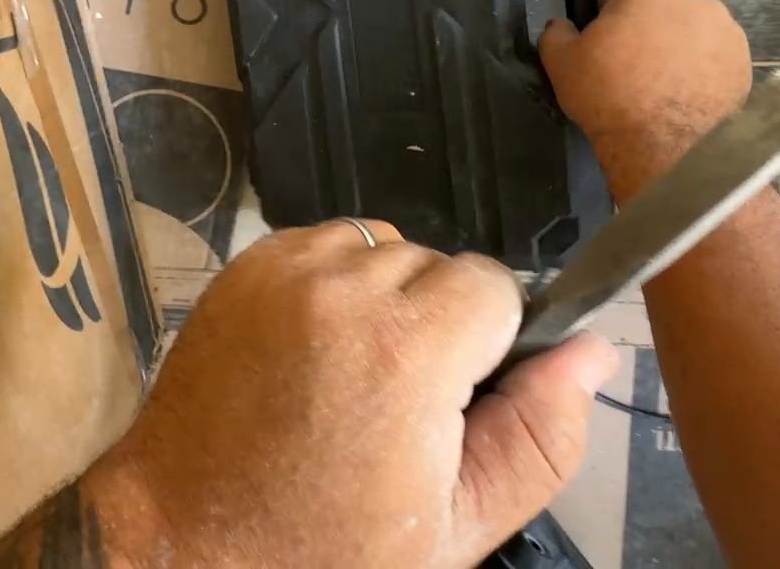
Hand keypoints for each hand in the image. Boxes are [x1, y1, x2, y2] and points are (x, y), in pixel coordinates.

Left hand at [85, 222, 617, 568]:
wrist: (189, 531)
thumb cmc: (323, 547)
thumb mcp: (456, 524)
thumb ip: (540, 434)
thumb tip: (590, 352)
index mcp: (407, 349)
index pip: (494, 282)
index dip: (491, 336)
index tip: (459, 386)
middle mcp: (342, 287)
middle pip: (436, 261)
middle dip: (435, 316)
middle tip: (399, 392)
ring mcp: (285, 267)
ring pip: (379, 245)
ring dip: (382, 292)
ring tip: (353, 366)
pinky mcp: (246, 263)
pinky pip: (320, 243)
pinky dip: (331, 278)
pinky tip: (311, 342)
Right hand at [539, 0, 750, 200]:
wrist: (667, 145)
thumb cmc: (608, 95)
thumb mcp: (560, 62)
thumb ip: (556, 33)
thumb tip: (562, 25)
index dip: (602, 12)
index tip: (598, 40)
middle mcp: (691, 0)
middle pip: (657, 5)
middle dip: (641, 25)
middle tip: (625, 62)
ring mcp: (724, 30)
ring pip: (687, 28)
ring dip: (671, 43)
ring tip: (655, 80)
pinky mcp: (744, 59)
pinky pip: (710, 53)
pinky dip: (696, 65)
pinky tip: (679, 91)